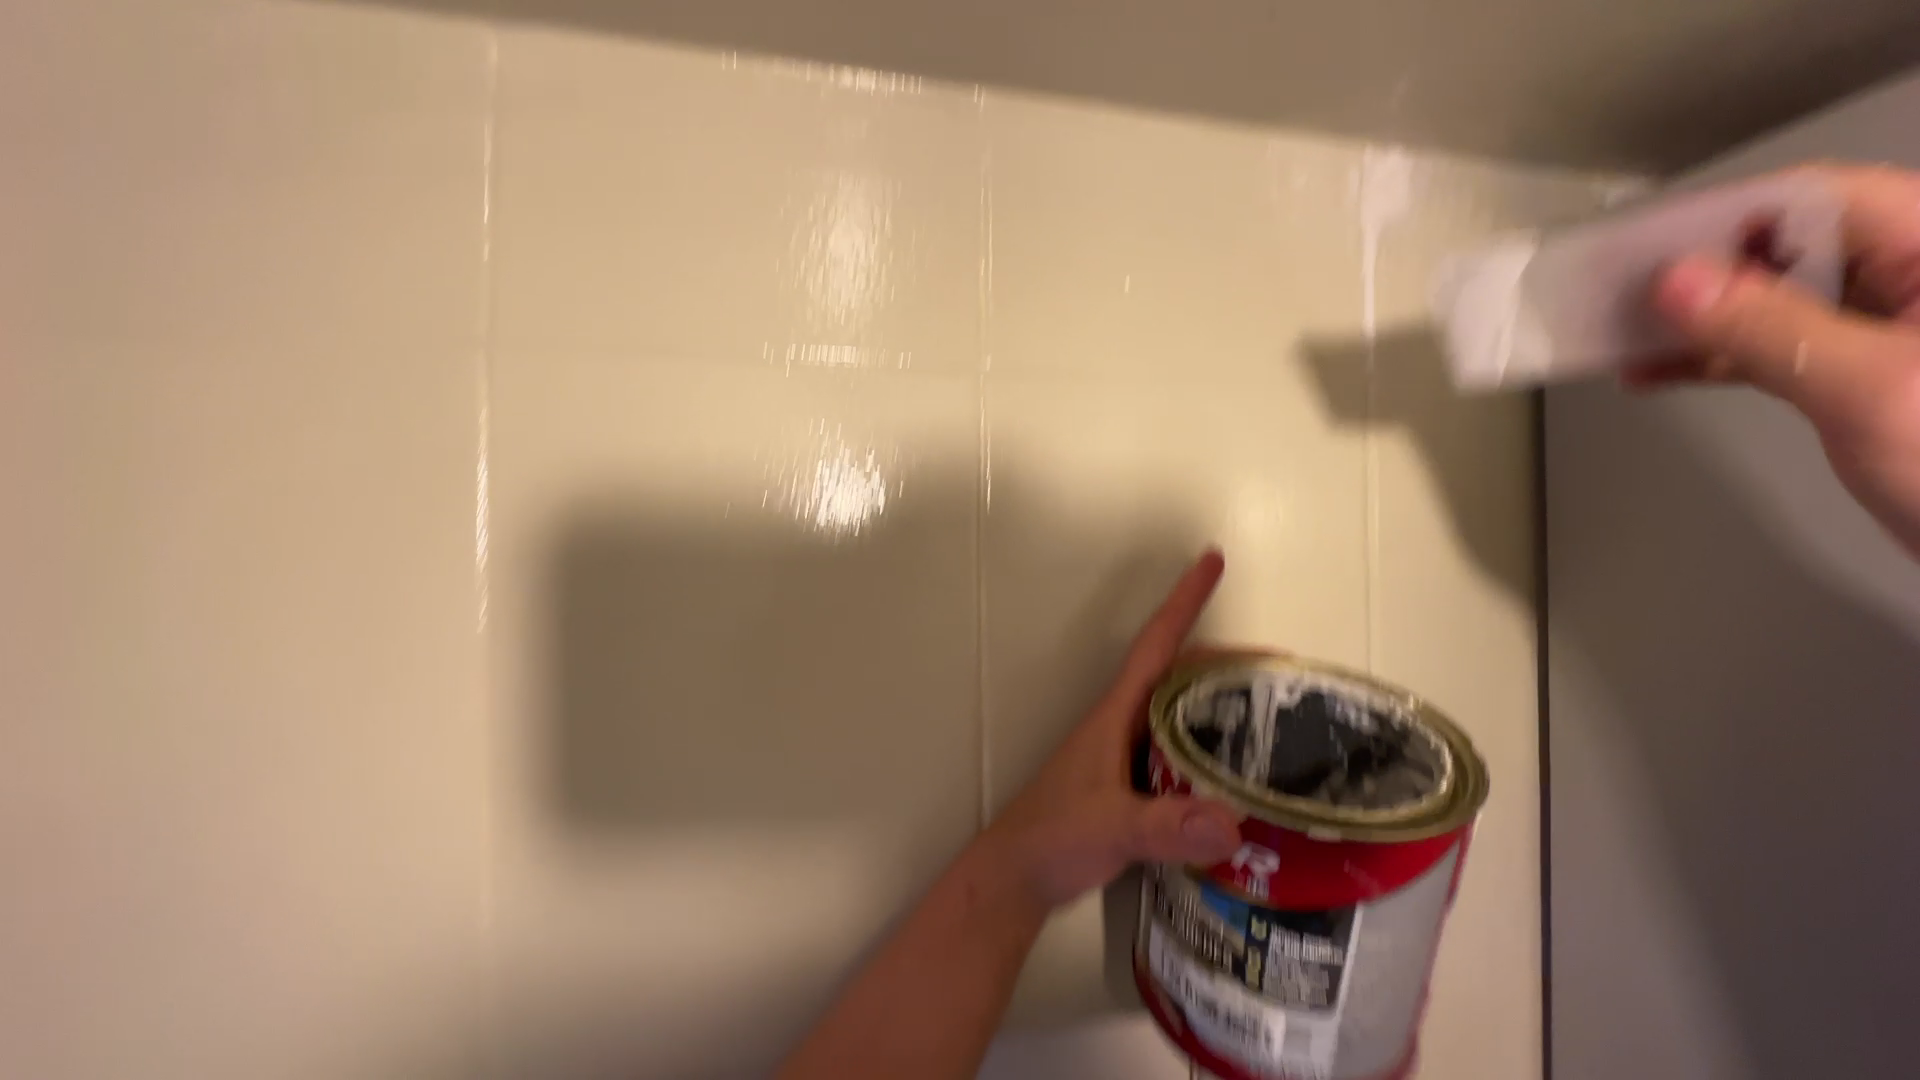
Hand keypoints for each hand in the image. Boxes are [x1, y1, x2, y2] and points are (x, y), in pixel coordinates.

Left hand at [977, 550, 1245, 910]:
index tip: (1211, 559)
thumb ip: (1164, 827)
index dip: (1183, 600)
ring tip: (1281, 720)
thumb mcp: (1109, 828)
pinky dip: (1217, 753)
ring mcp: (1131, 756)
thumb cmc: (1053, 837)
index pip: (1157, 645)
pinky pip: (1186, 754)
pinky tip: (1245, 777)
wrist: (1020, 875)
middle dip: (1228, 664)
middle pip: (1182, 676)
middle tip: (1285, 675)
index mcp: (1117, 714)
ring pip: (1186, 715)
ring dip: (1227, 707)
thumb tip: (1234, 820)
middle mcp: (1127, 725)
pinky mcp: (1137, 787)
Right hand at [1630, 164, 1919, 555]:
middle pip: (1790, 248)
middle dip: (1701, 272)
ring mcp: (1889, 329)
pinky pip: (1772, 349)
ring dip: (1694, 322)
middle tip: (1625, 294)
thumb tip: (1679, 283)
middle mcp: (1918, 280)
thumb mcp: (1865, 387)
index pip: (1821, 200)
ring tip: (1623, 337)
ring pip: (1771, 302)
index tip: (1649, 245)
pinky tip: (1656, 373)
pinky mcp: (1858, 374)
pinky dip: (1711, 360)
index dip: (1730, 214)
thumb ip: (1769, 329)